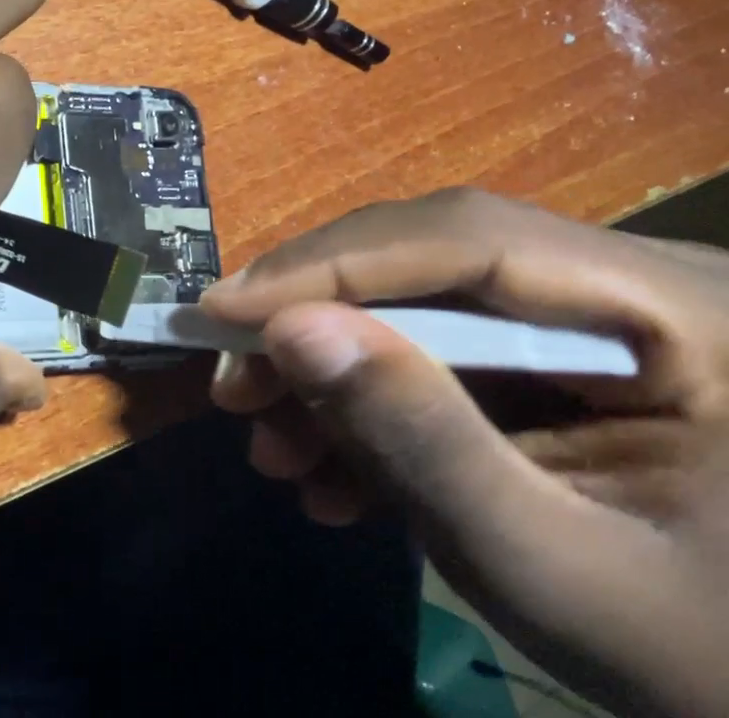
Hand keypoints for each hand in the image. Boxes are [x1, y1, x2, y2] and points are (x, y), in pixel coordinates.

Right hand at [201, 188, 728, 717]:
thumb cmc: (702, 654)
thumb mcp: (547, 562)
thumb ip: (421, 439)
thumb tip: (288, 330)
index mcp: (698, 317)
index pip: (474, 243)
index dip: (328, 266)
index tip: (217, 313)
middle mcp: (653, 291)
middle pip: (435, 268)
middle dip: (315, 328)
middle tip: (233, 389)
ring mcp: (613, 329)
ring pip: (424, 313)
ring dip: (331, 380)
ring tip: (274, 454)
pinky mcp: (573, 369)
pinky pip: (444, 360)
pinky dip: (372, 410)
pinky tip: (331, 478)